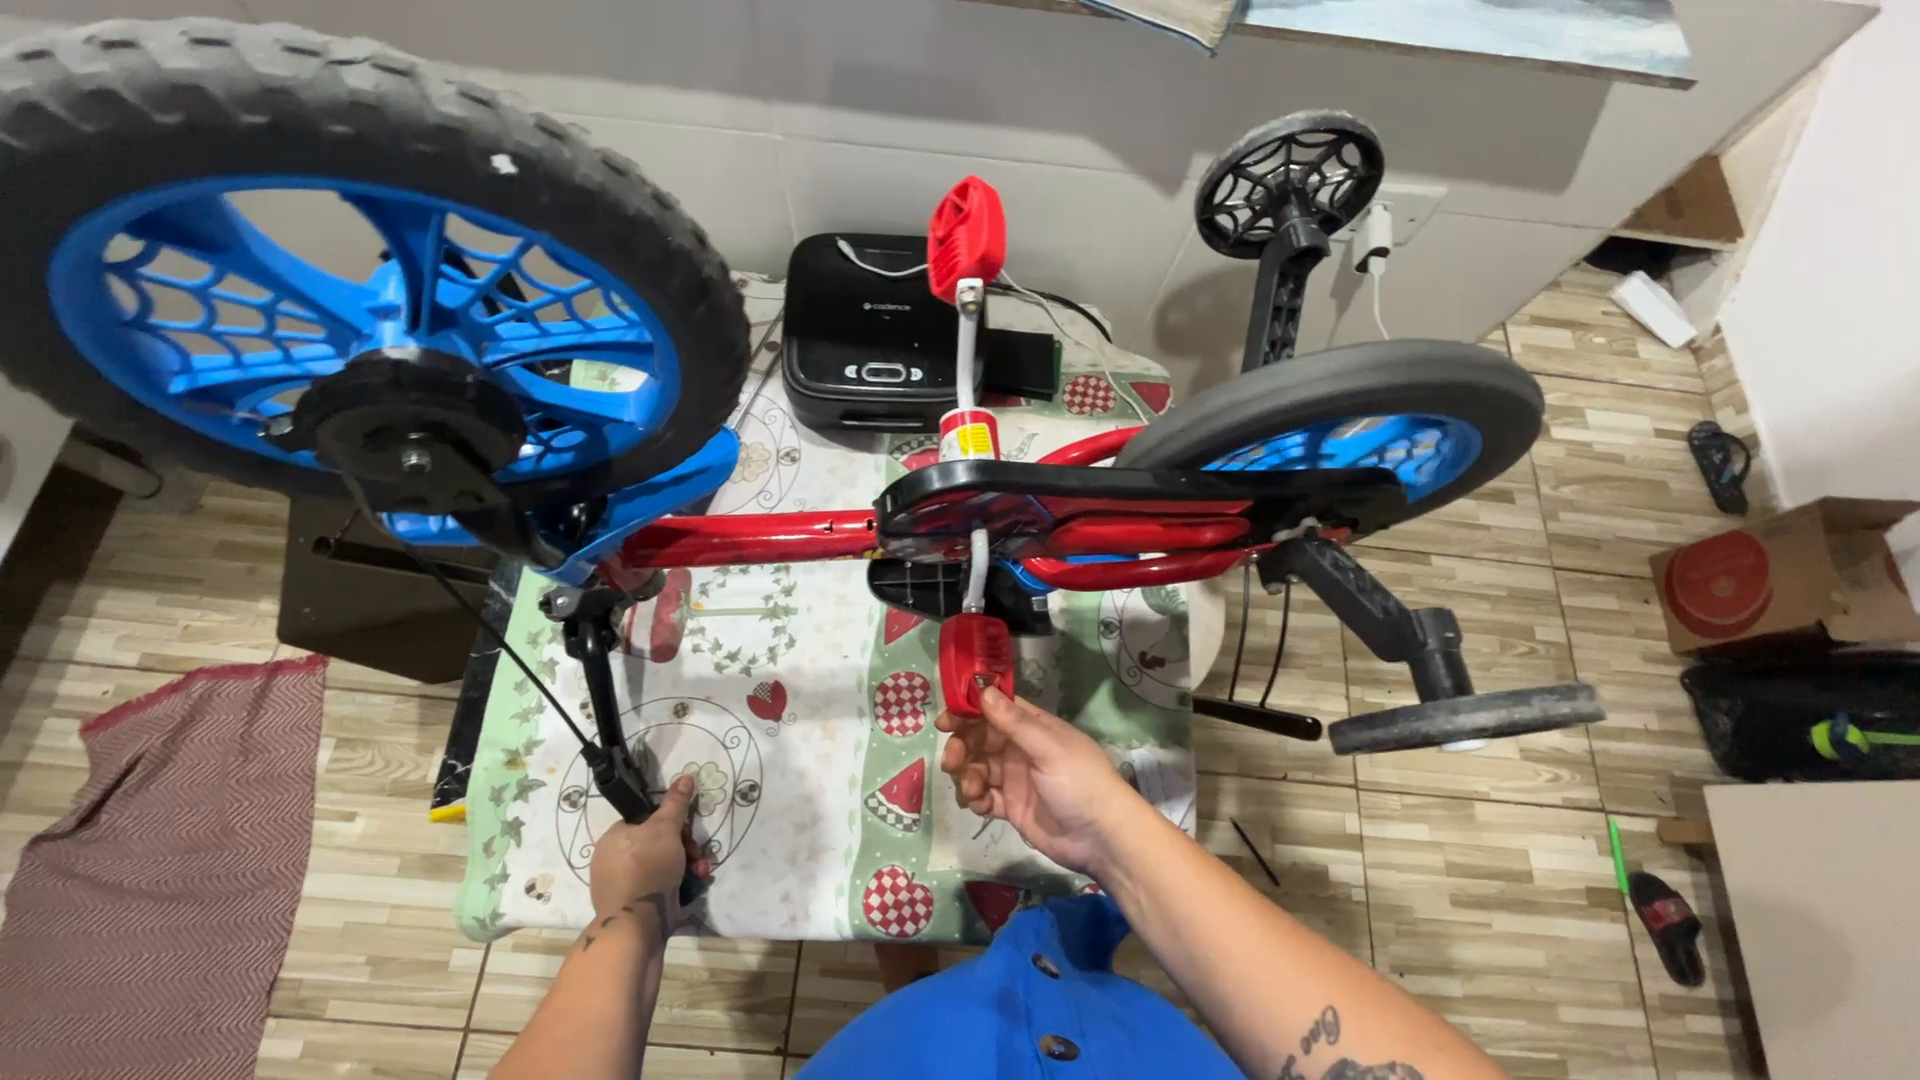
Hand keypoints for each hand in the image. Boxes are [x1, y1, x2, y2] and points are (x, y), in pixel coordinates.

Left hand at [588, 774, 712, 922]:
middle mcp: (613, 860)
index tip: (685, 831)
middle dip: (684, 847)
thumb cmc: (647, 868)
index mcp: (612, 839)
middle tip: (696, 855)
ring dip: (687, 864)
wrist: (637, 924)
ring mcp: (623, 885)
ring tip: (699, 871)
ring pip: (663, 864)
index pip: (644, 820)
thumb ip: (676, 803)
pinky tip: (693, 885)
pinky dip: (678, 883)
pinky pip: (660, 884)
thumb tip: (686, 776)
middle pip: (658, 843)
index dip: (670, 823)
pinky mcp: (634, 904)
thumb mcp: (666, 828)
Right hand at [936, 687, 1148, 875]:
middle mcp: (1022, 749)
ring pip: (978, 768)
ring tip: (972, 791)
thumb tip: (983, 690)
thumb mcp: (1049, 748)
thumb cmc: (1080, 783)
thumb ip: (1014, 723)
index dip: (969, 712)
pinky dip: (977, 799)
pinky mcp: (1013, 806)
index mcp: (1034, 728)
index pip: (995, 710)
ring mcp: (1016, 778)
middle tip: (952, 763)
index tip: (945, 721)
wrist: (1101, 838)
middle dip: (962, 748)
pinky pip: (985, 796)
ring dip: (967, 776)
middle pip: (980, 740)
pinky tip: (981, 806)